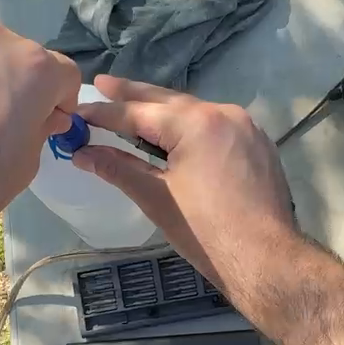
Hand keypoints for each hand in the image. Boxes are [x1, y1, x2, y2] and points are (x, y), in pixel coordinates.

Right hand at [71, 75, 299, 300]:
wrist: (266, 260)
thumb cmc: (206, 232)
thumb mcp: (156, 198)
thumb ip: (118, 168)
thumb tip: (82, 153)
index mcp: (197, 122)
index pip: (139, 112)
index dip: (104, 112)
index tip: (77, 111)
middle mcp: (225, 113)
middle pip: (169, 101)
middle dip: (133, 94)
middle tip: (101, 83)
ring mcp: (247, 128)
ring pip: (195, 113)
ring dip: (164, 111)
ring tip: (134, 108)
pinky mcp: (259, 147)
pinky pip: (217, 128)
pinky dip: (191, 128)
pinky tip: (177, 135)